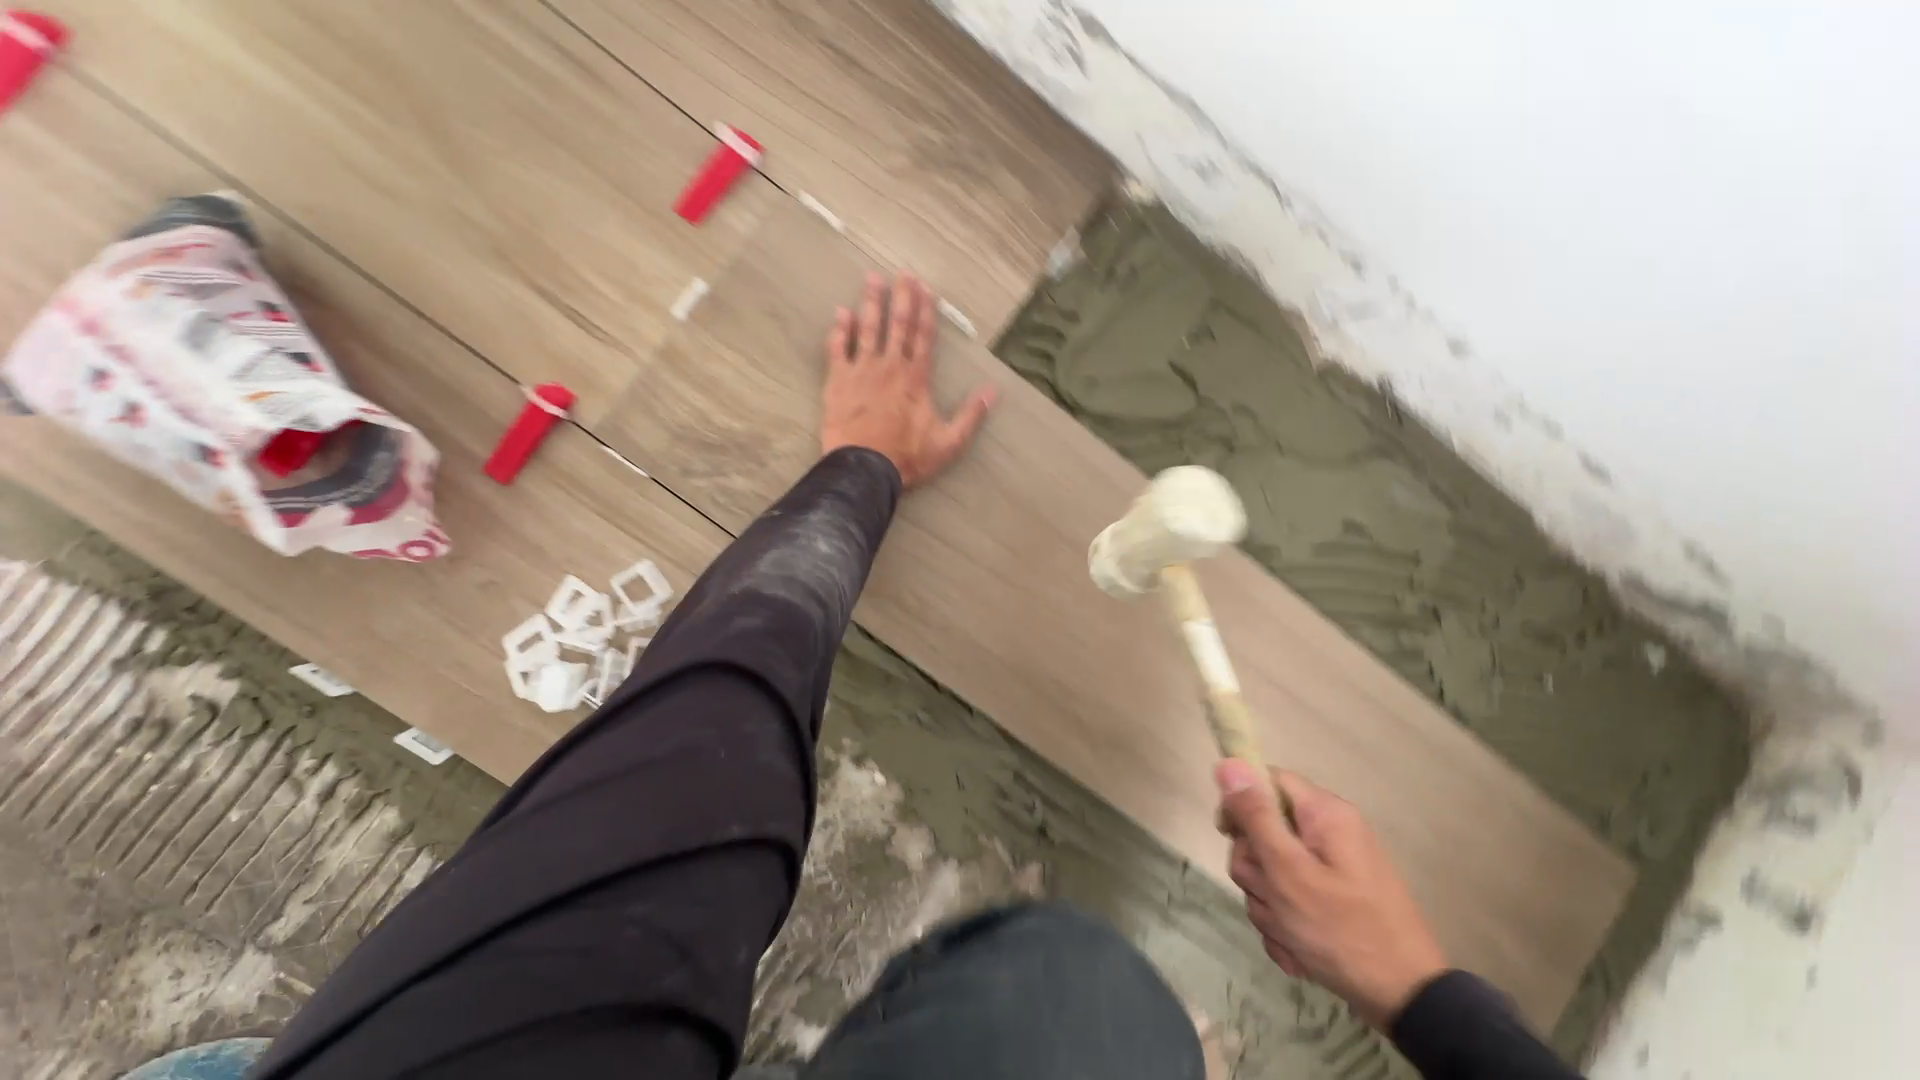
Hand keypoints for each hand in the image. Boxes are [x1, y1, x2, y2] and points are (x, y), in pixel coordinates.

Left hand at [822, 272, 996, 487]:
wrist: (864, 470)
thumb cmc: (907, 457)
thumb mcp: (949, 443)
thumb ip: (971, 416)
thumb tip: (994, 392)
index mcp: (917, 379)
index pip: (924, 337)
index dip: (926, 311)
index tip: (926, 288)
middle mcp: (891, 367)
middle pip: (898, 325)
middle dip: (902, 297)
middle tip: (903, 273)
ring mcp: (862, 371)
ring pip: (868, 329)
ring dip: (871, 303)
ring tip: (872, 279)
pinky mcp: (838, 381)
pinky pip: (838, 349)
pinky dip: (840, 330)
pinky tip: (840, 313)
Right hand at [1215, 760, 1448, 1029]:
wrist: (1404, 997)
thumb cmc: (1343, 929)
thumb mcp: (1289, 872)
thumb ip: (1256, 816)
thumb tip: (1229, 764)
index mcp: (1324, 813)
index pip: (1265, 781)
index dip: (1239, 803)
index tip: (1227, 835)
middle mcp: (1328, 833)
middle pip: (1262, 832)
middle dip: (1257, 872)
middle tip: (1274, 900)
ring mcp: (1331, 868)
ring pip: (1271, 872)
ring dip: (1269, 906)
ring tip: (1291, 934)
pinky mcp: (1331, 898)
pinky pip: (1288, 900)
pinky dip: (1285, 926)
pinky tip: (1298, 950)